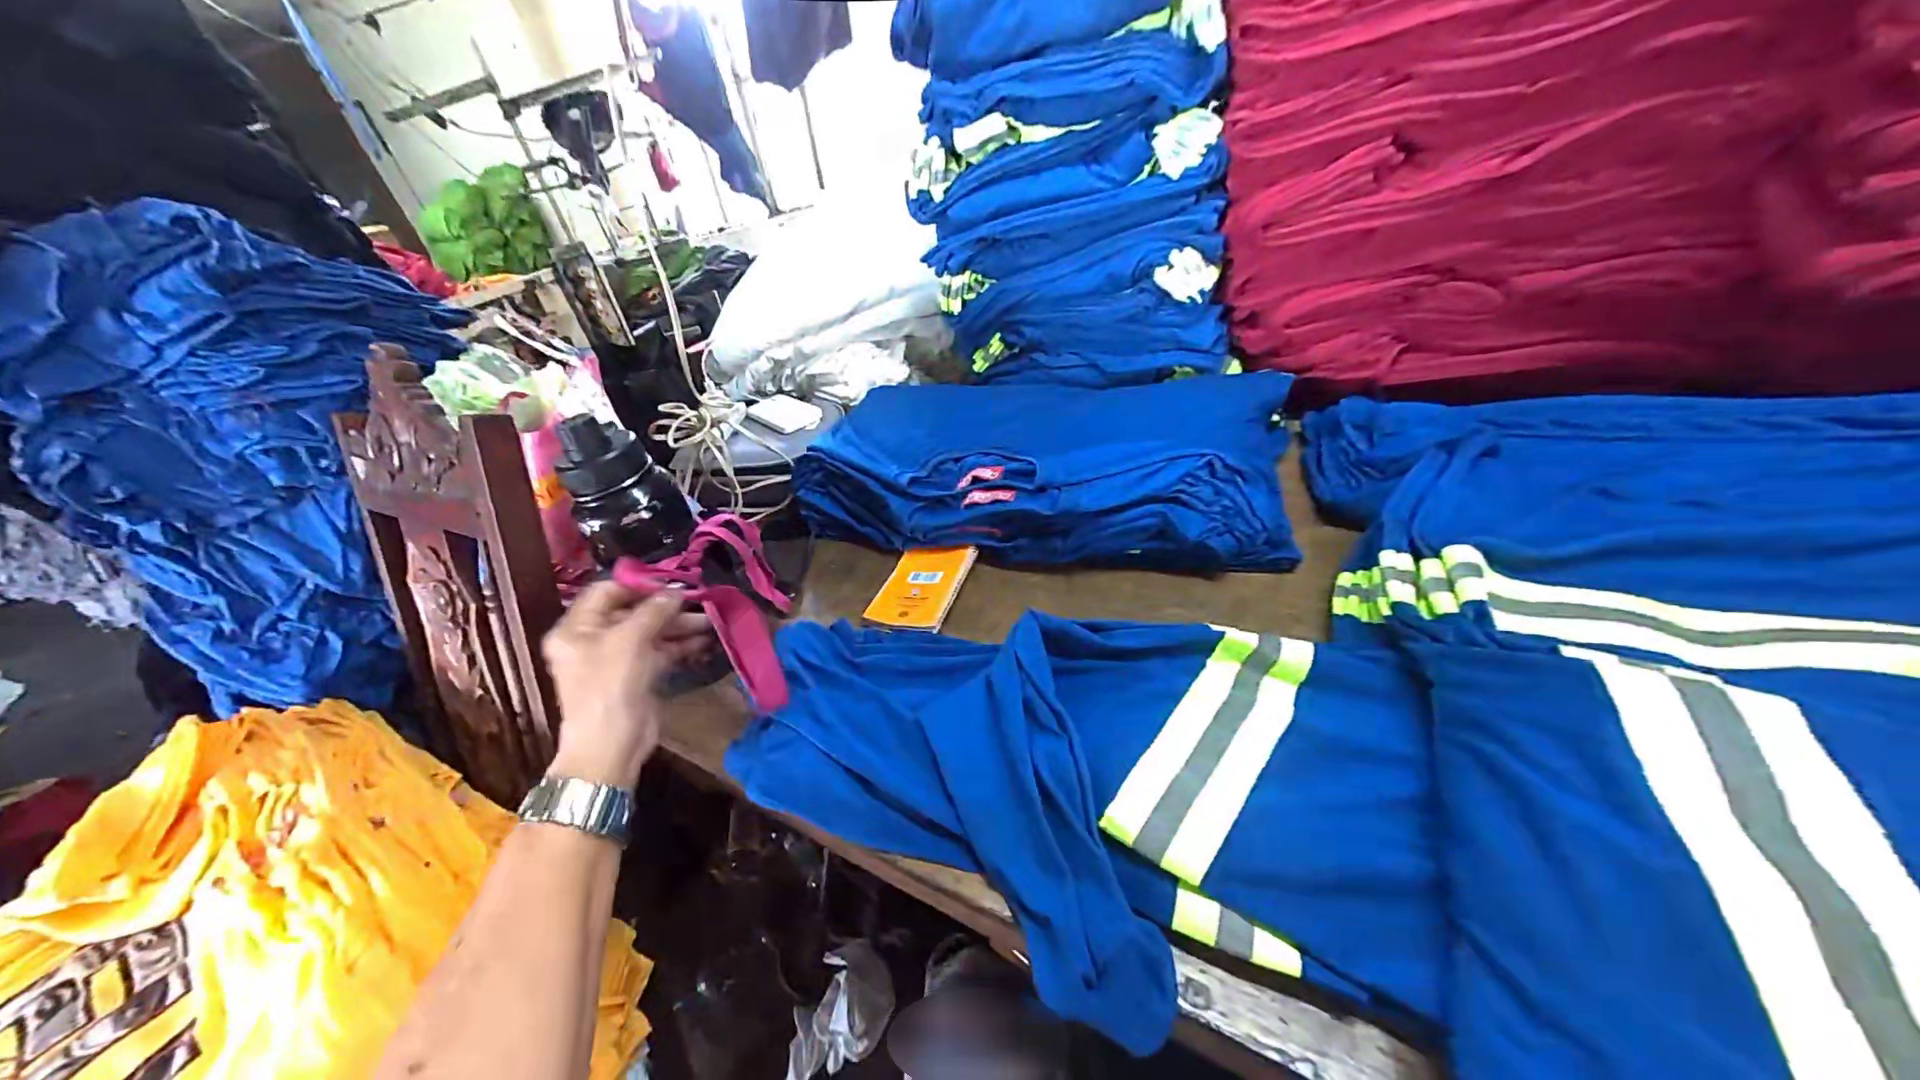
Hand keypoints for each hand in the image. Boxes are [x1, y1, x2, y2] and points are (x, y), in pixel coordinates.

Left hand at [542, 581, 710, 788]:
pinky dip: (680, 644)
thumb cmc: (609, 687)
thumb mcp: (629, 641)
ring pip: (651, 631)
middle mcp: (595, 639)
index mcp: (577, 628)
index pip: (606, 592)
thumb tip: (677, 591)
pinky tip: (703, 639)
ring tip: (710, 620)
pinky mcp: (638, 674)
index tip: (671, 583)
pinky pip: (660, 651)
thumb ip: (654, 611)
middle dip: (667, 607)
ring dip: (679, 625)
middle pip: (633, 611)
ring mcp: (618, 658)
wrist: (612, 745)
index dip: (638, 585)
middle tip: (698, 601)